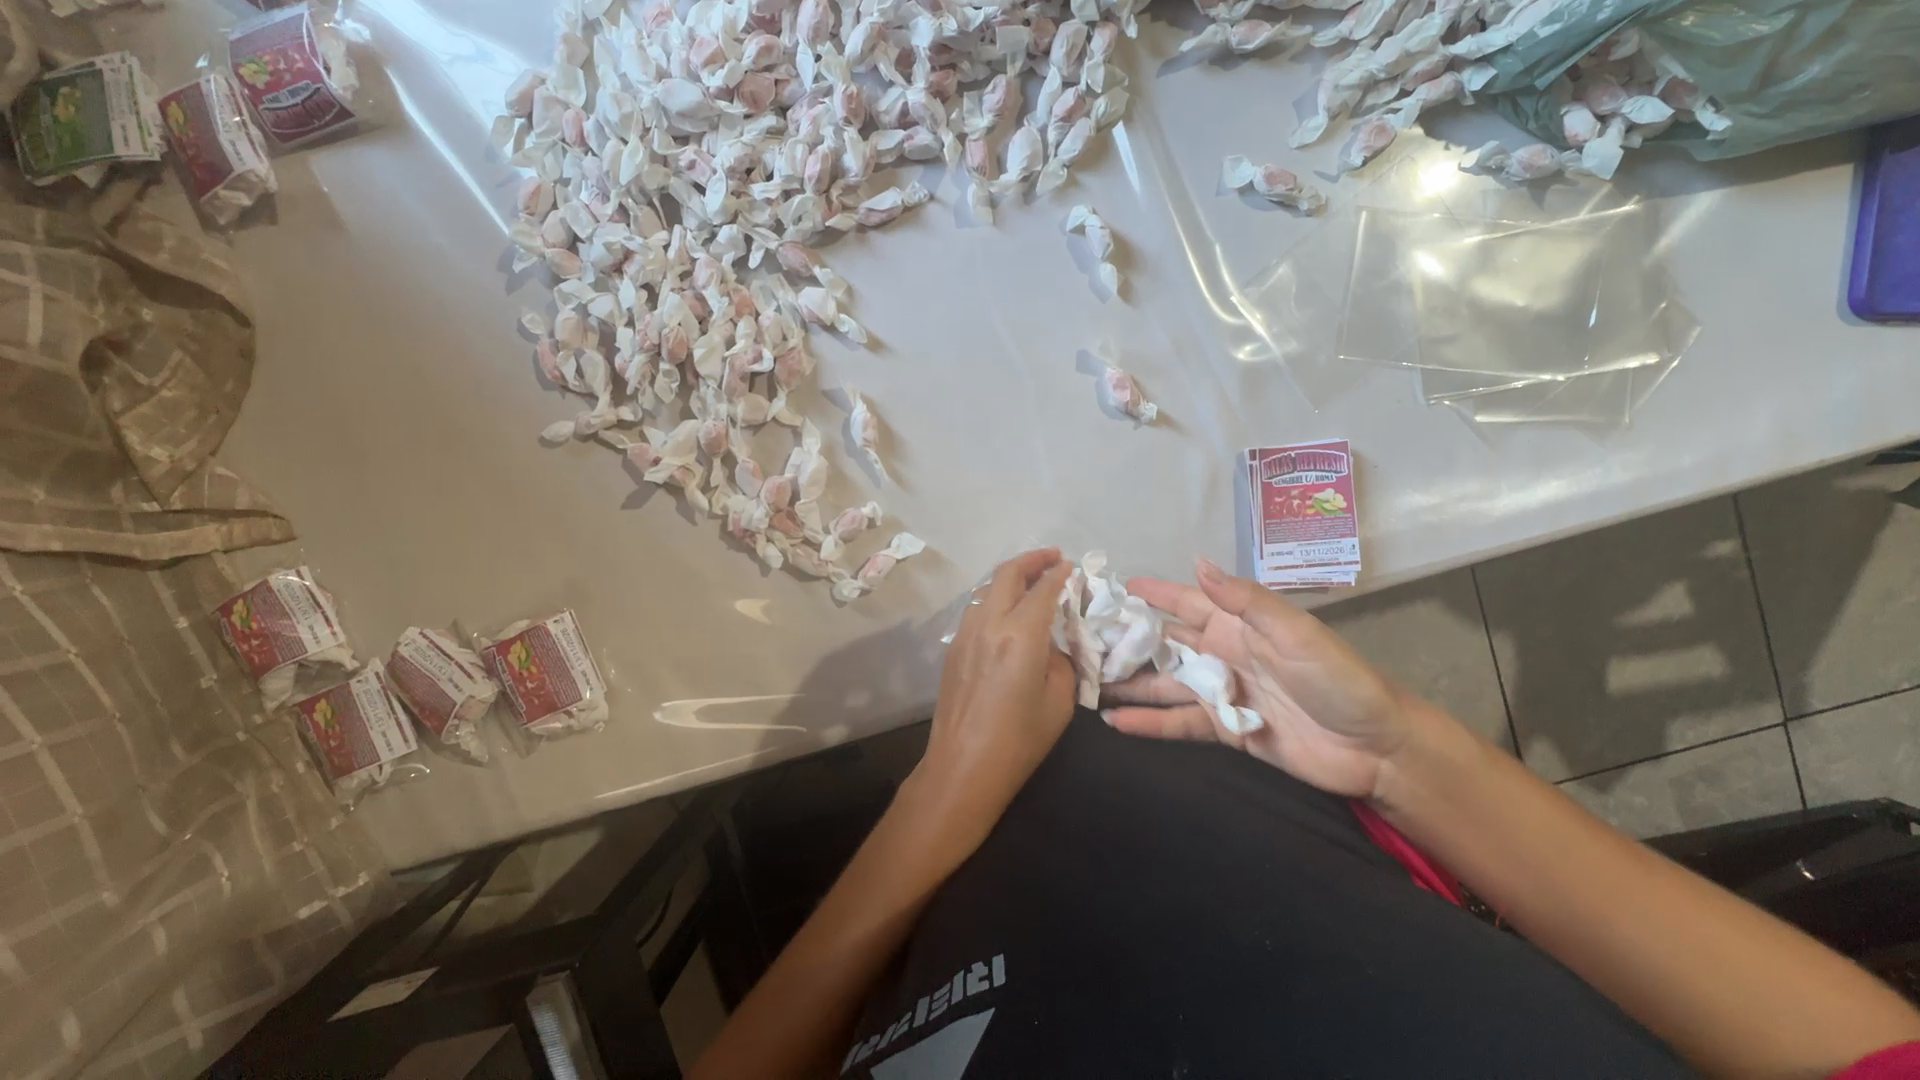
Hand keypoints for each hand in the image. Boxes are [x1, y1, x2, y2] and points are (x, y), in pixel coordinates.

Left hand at [912, 548, 1077, 832]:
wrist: (963, 766)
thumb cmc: (1019, 739)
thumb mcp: (1059, 700)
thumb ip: (1061, 661)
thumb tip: (1052, 646)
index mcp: (1020, 634)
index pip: (1043, 589)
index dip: (1059, 574)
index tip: (1071, 566)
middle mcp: (989, 624)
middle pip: (1007, 575)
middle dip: (1032, 560)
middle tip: (1052, 558)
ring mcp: (965, 635)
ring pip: (987, 589)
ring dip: (1010, 578)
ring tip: (1031, 581)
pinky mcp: (953, 650)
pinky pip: (977, 610)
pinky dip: (996, 598)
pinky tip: (1010, 611)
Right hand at [1101, 557, 1417, 798]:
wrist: (1372, 747)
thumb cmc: (1337, 679)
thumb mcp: (1294, 632)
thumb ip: (1245, 601)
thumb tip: (1198, 561)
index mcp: (1239, 626)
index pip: (1186, 603)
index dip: (1153, 593)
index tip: (1113, 587)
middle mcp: (1223, 655)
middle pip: (1165, 645)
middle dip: (1128, 640)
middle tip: (1083, 640)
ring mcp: (1222, 693)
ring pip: (1164, 684)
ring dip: (1130, 682)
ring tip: (1087, 683)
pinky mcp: (1225, 729)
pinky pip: (1179, 723)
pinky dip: (1149, 723)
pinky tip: (1116, 722)